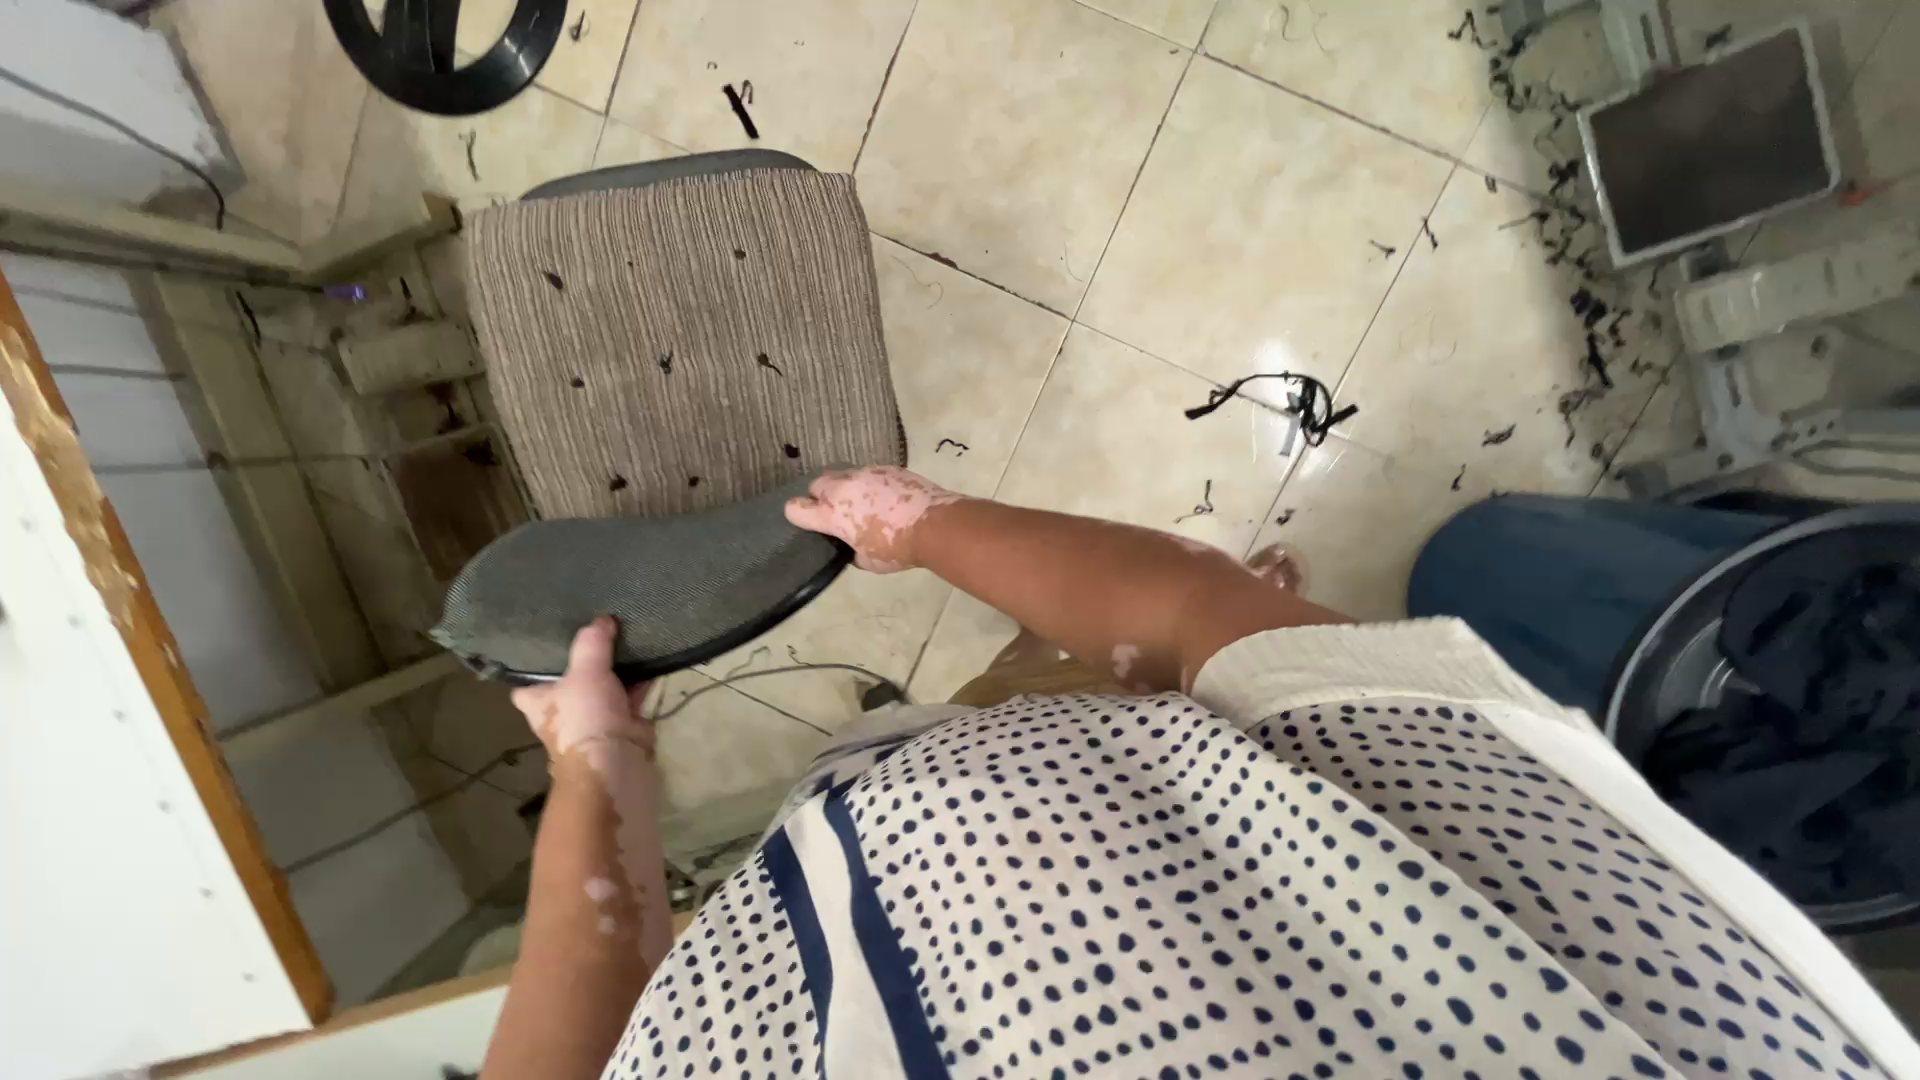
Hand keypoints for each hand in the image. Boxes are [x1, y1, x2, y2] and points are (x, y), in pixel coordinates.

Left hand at [509, 616, 654, 759]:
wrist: (615, 760)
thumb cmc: (584, 717)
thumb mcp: (584, 672)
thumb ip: (592, 643)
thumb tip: (602, 619)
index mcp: (538, 701)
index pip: (528, 681)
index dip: (536, 663)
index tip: (552, 639)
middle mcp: (564, 709)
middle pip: (573, 676)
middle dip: (587, 657)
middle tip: (599, 626)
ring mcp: (595, 715)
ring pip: (606, 682)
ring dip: (618, 665)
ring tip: (628, 631)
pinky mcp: (625, 719)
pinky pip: (633, 691)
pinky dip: (642, 676)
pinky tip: (651, 653)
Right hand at [783, 466, 960, 572]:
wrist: (933, 525)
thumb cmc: (896, 549)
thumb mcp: (866, 561)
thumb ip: (849, 550)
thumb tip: (851, 545)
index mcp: (831, 514)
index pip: (795, 509)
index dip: (799, 516)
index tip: (809, 522)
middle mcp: (841, 488)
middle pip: (816, 484)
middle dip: (821, 497)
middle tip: (838, 513)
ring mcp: (864, 473)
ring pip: (842, 475)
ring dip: (846, 488)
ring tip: (863, 503)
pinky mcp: (885, 467)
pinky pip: (868, 473)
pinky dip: (870, 484)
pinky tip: (886, 497)